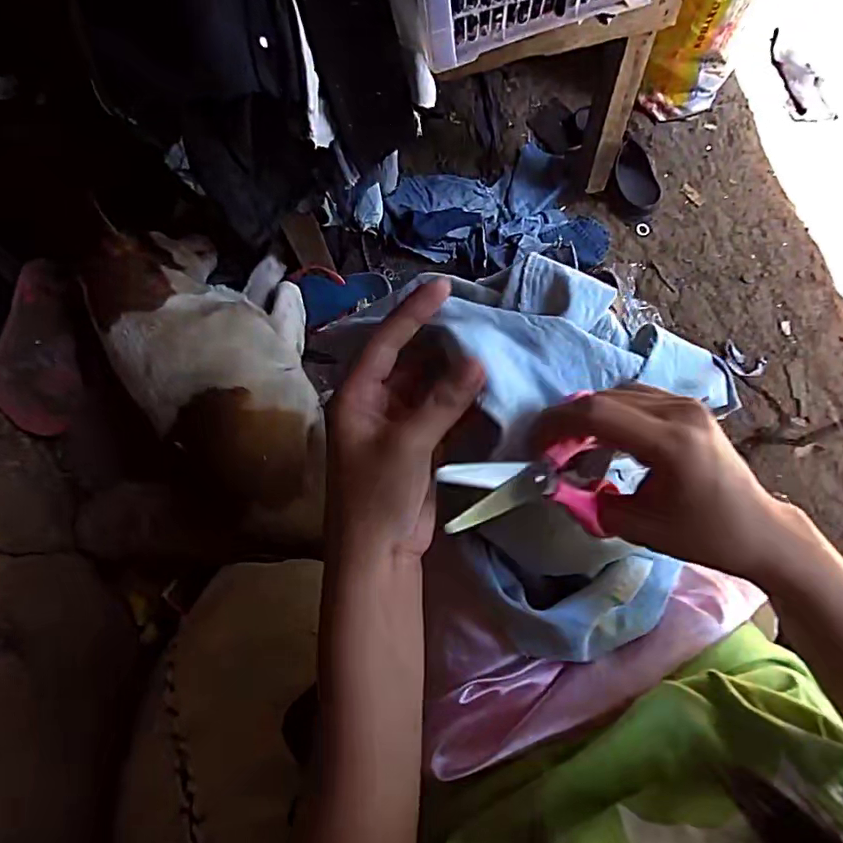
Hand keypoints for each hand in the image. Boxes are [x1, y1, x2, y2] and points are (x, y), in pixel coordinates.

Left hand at [327, 279, 484, 559]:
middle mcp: (374, 405)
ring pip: (428, 387)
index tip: (443, 287)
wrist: (379, 554)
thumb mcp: (407, 445)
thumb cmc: (377, 497)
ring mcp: (397, 426)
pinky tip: (485, 387)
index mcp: (355, 396)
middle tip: (475, 318)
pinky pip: (441, 413)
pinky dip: (461, 402)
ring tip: (487, 346)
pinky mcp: (418, 447)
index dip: (413, 314)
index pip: (385, 343)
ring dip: (454, 372)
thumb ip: (442, 402)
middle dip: (439, 342)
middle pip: (408, 361)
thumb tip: (477, 362)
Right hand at [529, 384, 811, 579]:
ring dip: (589, 416)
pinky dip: (612, 414)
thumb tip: (561, 487)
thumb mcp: (642, 528)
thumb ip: (595, 504)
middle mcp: (681, 412)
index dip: (556, 426)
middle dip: (567, 422)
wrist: (758, 529)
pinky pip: (639, 399)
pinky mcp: (690, 409)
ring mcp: (688, 406)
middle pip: (604, 398)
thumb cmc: (706, 535)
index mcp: (671, 442)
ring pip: (620, 393)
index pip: (597, 413)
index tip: (536, 449)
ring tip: (572, 448)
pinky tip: (604, 440)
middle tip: (549, 453)